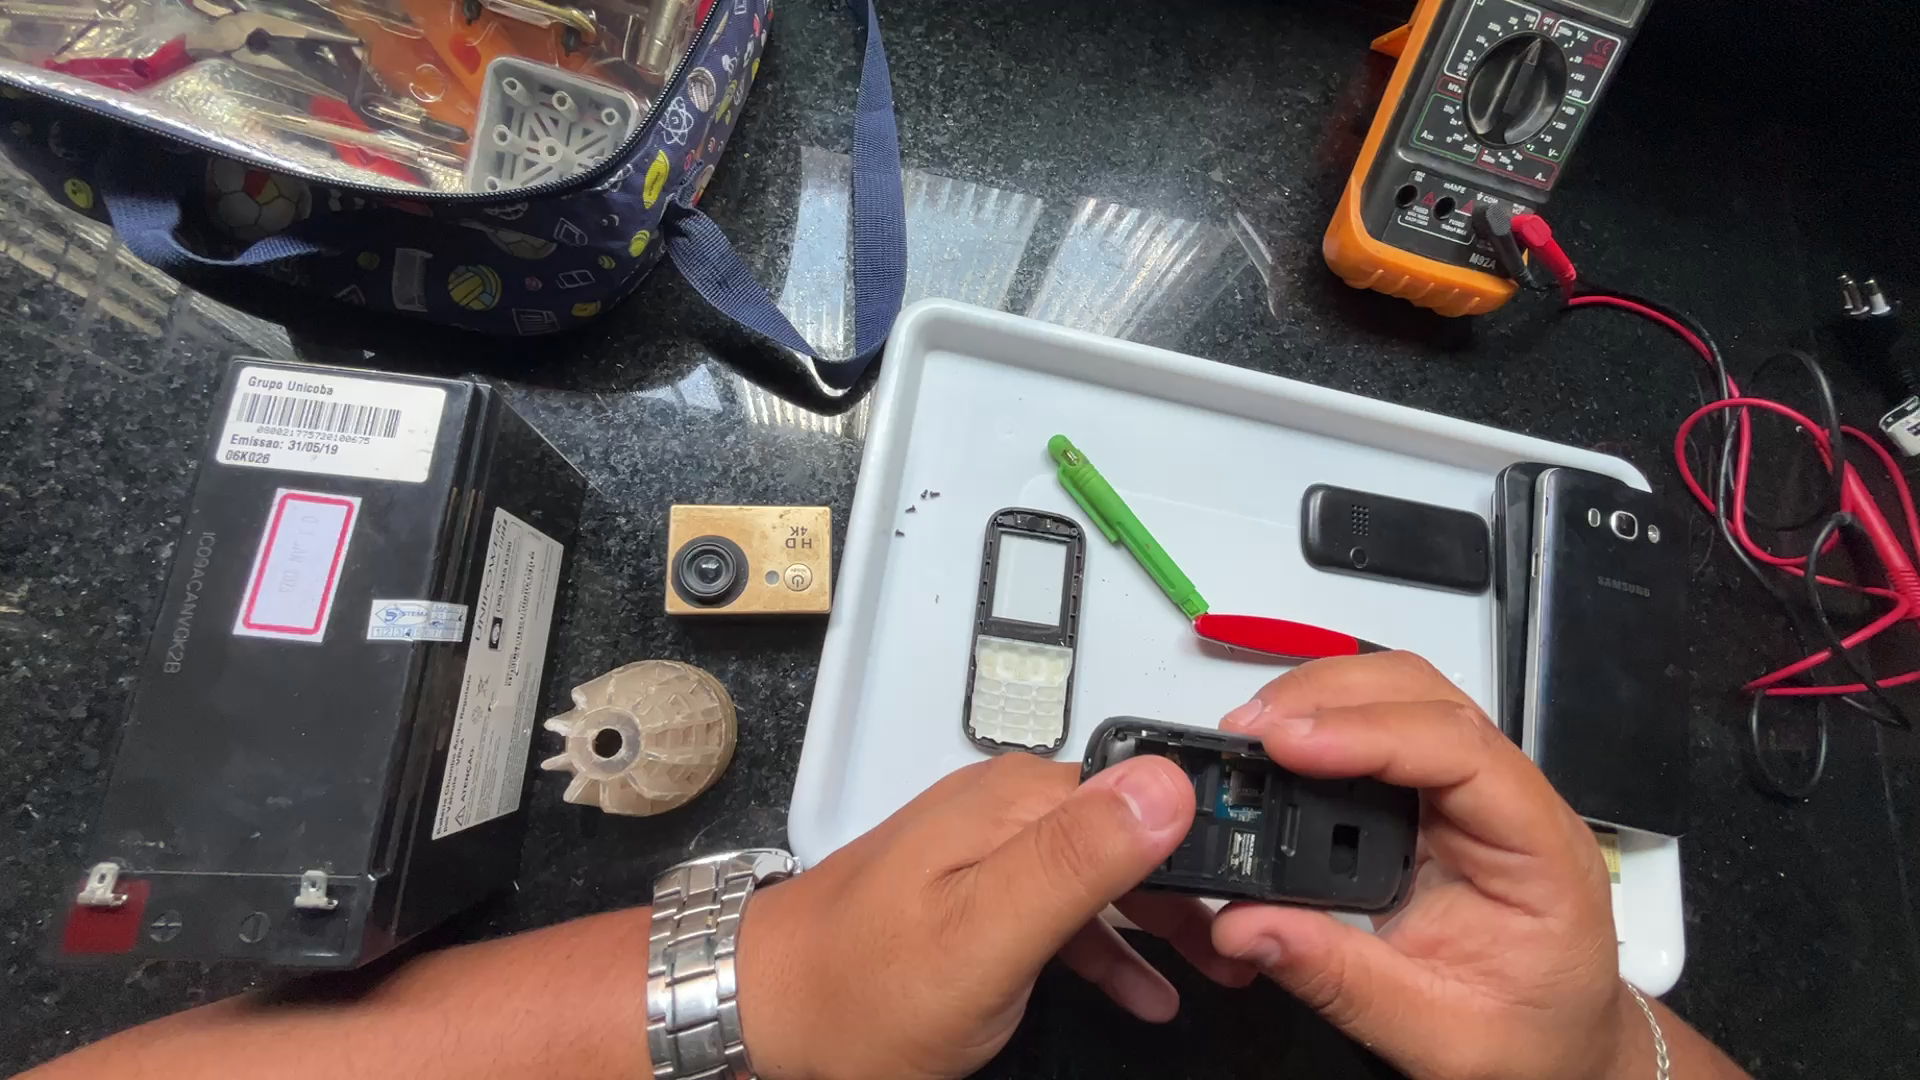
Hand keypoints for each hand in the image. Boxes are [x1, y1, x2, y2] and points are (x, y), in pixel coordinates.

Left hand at [733, 753, 1254, 1079]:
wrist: (775, 1006)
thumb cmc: (868, 985)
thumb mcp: (986, 934)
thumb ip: (1077, 860)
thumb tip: (1165, 786)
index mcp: (1017, 799)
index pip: (1142, 795)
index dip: (1206, 845)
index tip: (1252, 899)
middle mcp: (1006, 802)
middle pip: (1127, 827)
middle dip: (1191, 885)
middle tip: (1242, 944)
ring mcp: (991, 840)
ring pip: (1100, 864)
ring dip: (1158, 914)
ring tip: (1212, 964)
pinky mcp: (980, 877)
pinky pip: (1061, 898)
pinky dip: (1106, 935)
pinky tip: (1139, 982)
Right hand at [1211, 652, 1637, 1079]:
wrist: (1561, 1043)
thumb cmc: (1523, 1036)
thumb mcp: (1435, 1034)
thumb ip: (1338, 977)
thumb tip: (1240, 924)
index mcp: (1536, 850)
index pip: (1459, 750)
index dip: (1366, 732)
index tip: (1283, 743)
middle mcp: (1505, 793)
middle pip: (1421, 692)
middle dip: (1326, 695)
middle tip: (1249, 730)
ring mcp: (1465, 777)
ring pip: (1395, 685)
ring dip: (1317, 692)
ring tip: (1253, 729)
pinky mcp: (1426, 777)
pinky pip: (1375, 710)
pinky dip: (1319, 707)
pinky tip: (1278, 734)